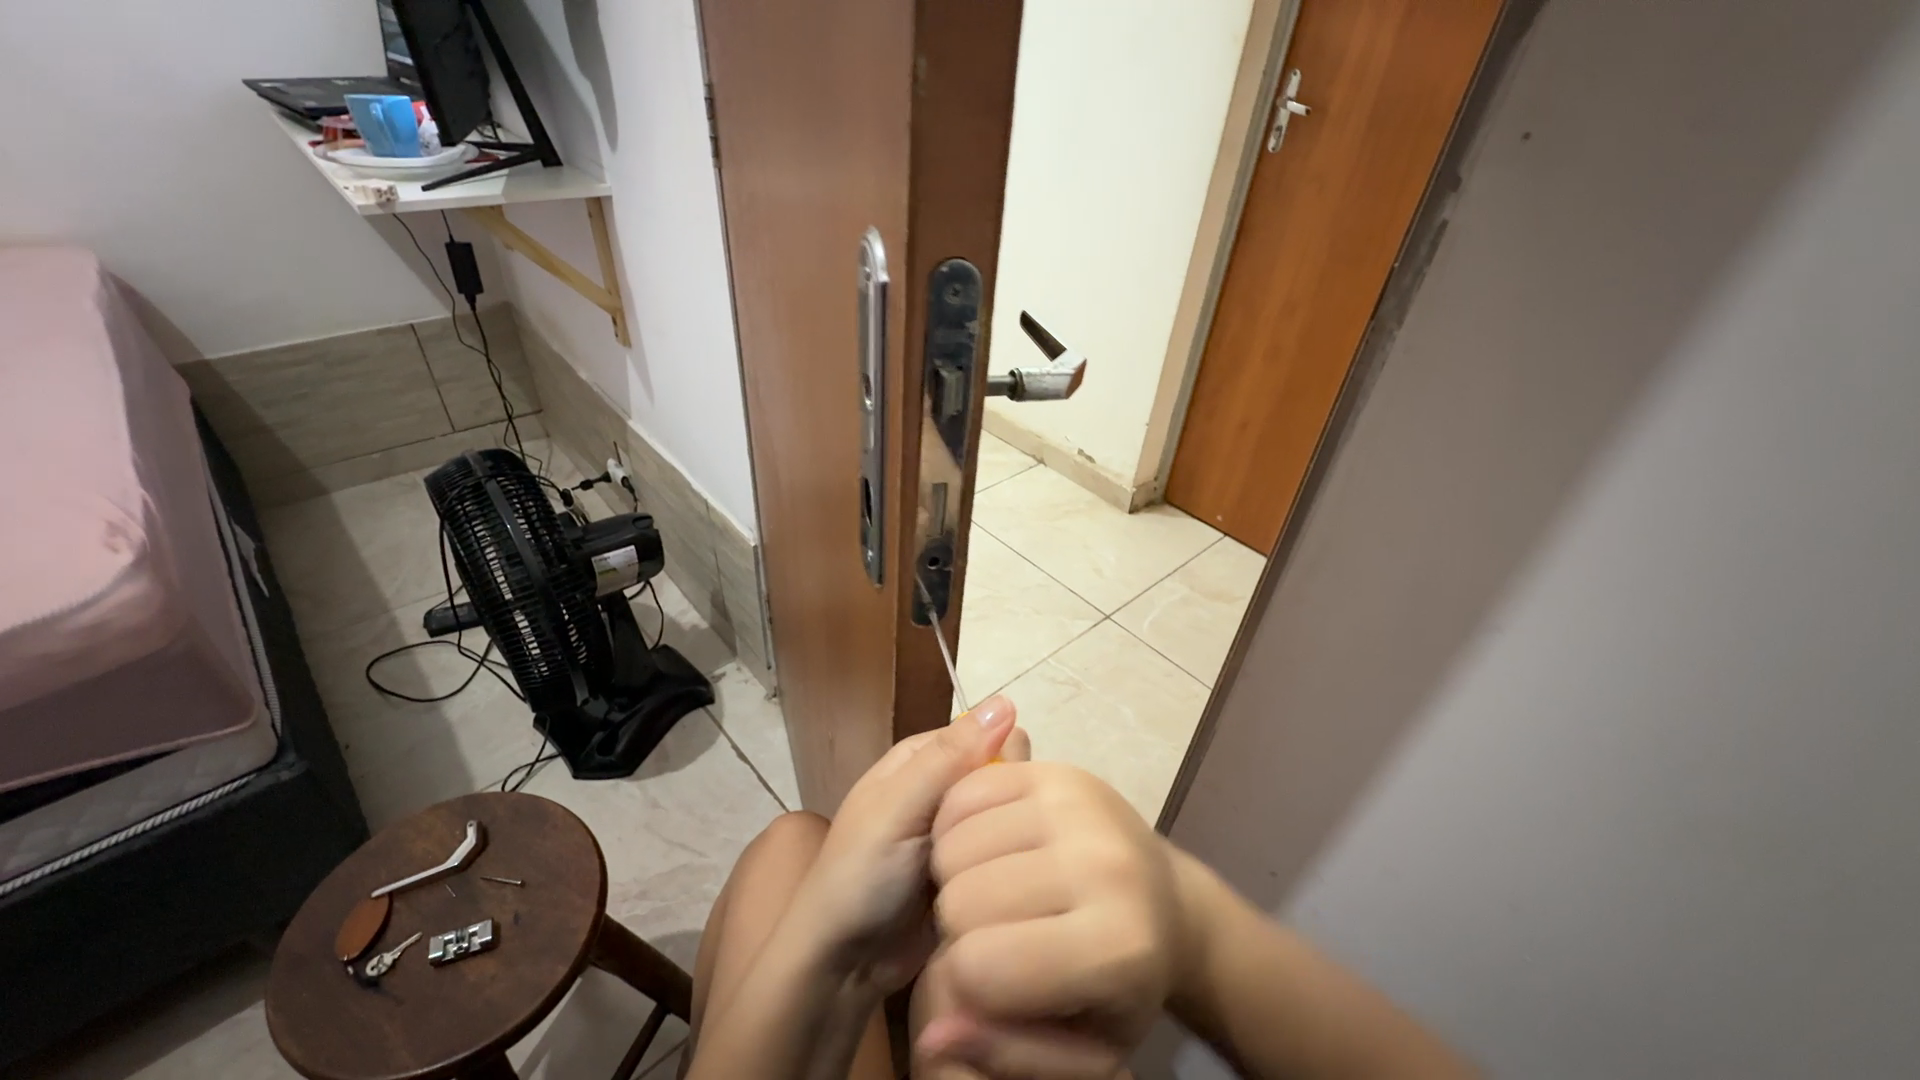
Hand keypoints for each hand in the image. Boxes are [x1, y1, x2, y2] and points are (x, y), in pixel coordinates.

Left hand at [782, 696, 1019, 998]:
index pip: (990, 736)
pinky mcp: (974, 875)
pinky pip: (1009, 858)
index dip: (1003, 762)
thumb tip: (1005, 700)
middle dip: (1008, 804)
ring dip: (1012, 840)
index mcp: (924, 759)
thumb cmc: (860, 875)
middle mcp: (946, 790)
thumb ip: (950, 757)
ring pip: (1013, 819)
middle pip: (1006, 777)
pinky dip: (1012, 869)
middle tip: (990, 841)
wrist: (843, 964)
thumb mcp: (900, 807)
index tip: (1002, 797)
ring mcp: (962, 835)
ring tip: (999, 872)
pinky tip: (1014, 889)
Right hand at [917, 763, 1191, 1076]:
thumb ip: (1008, 1053)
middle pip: (959, 901)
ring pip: (951, 843)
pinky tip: (988, 848)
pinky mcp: (1057, 769)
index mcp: (1117, 946)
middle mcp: (1102, 864)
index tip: (996, 982)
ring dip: (955, 874)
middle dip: (959, 927)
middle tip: (996, 930)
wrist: (1165, 898)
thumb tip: (935, 1037)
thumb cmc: (1121, 982)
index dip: (967, 984)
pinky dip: (958, 826)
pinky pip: (963, 794)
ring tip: (994, 888)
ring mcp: (1078, 804)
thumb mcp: (1080, 1047)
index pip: (978, 968)